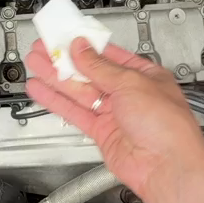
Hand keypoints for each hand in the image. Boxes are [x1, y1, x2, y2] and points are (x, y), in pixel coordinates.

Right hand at [25, 38, 203, 202]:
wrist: (166, 167)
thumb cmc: (167, 126)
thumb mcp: (131, 83)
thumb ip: (100, 67)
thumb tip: (82, 49)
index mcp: (143, 75)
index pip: (108, 54)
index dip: (85, 45)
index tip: (66, 36)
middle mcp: (128, 93)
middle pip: (90, 72)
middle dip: (65, 60)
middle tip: (44, 48)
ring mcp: (114, 113)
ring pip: (78, 91)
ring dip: (56, 77)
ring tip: (36, 63)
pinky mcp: (101, 132)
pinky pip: (75, 111)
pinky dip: (57, 100)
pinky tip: (43, 90)